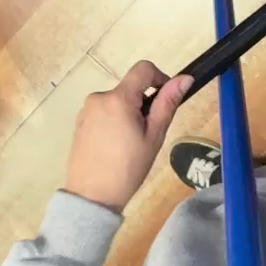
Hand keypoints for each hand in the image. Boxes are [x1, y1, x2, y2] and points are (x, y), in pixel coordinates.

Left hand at [63, 62, 191, 211]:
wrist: (91, 196)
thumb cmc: (128, 167)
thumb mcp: (154, 136)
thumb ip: (167, 103)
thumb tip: (184, 78)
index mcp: (118, 98)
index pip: (143, 69)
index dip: (160, 78)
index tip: (166, 99)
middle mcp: (98, 97)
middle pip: (130, 89)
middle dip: (143, 104)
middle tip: (147, 134)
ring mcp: (86, 110)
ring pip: (117, 102)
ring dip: (128, 114)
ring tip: (130, 145)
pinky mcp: (80, 123)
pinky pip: (104, 113)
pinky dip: (115, 122)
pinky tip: (115, 148)